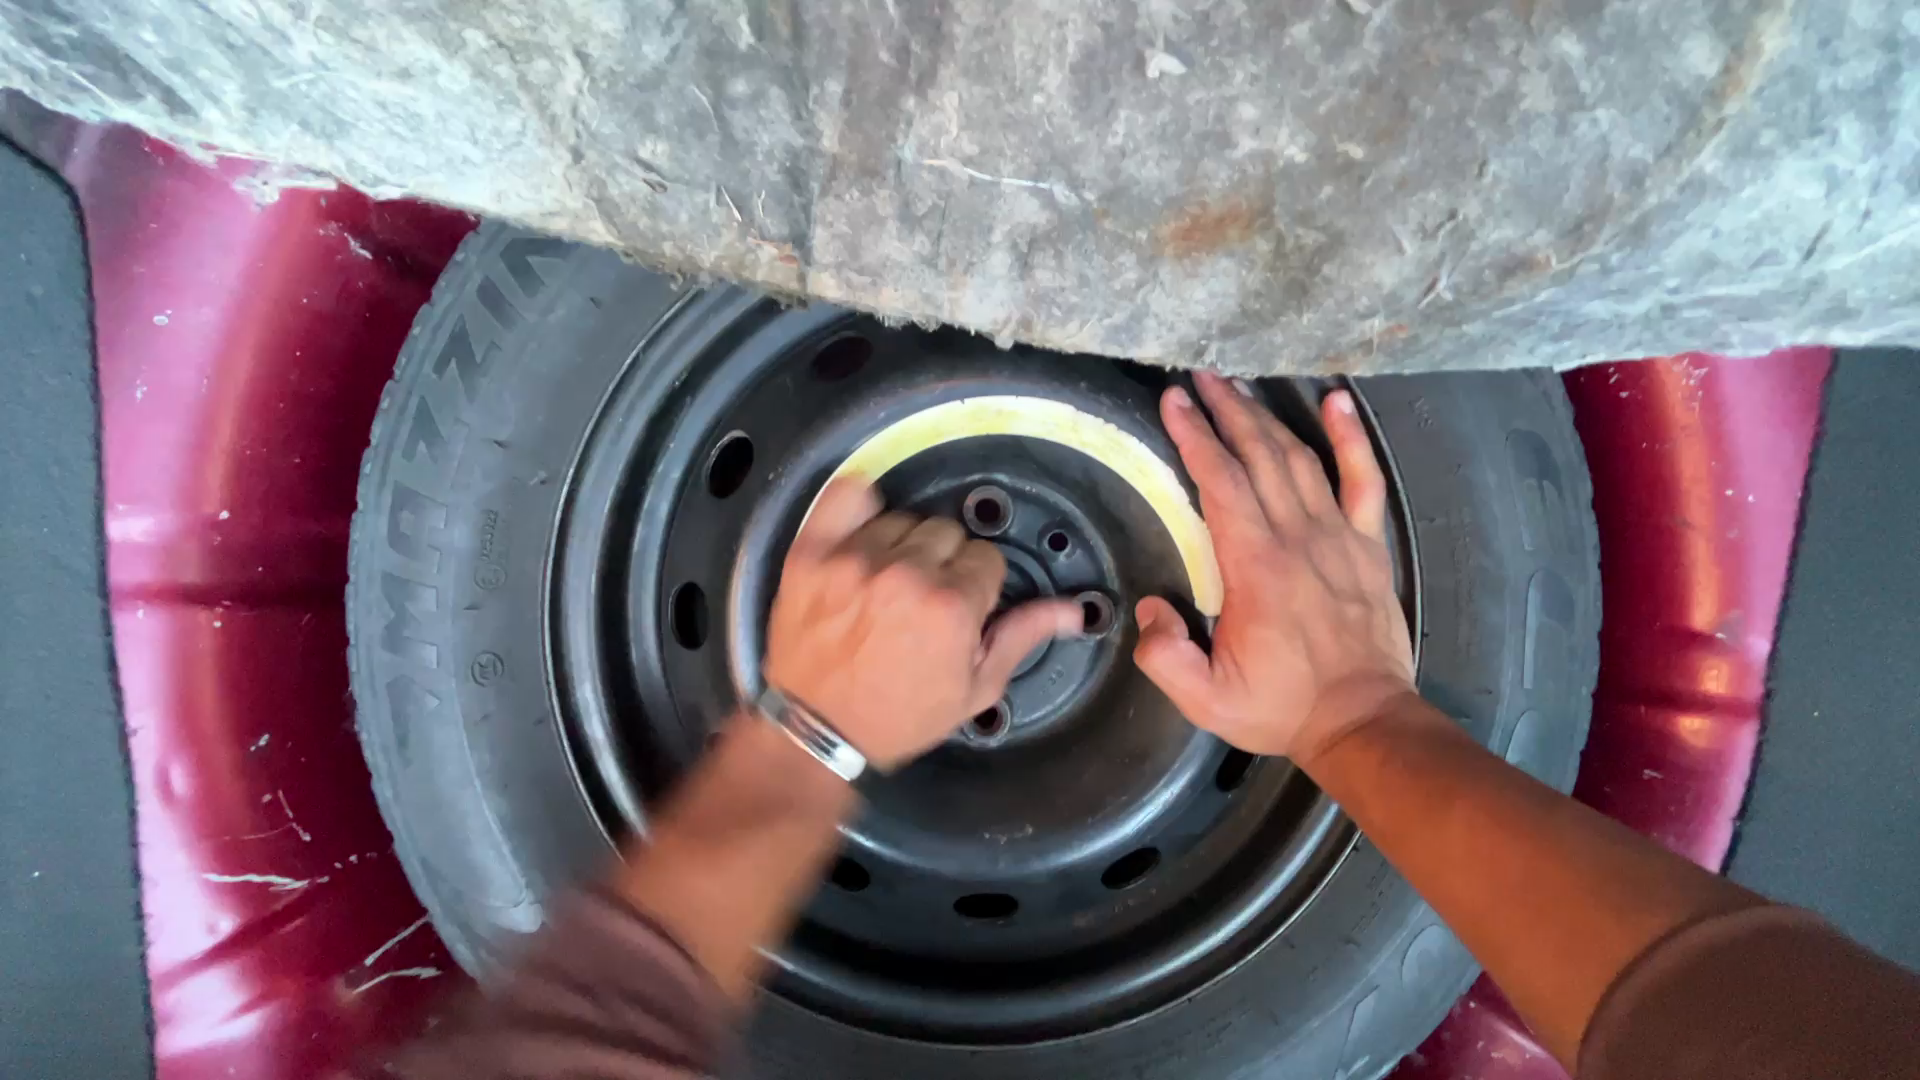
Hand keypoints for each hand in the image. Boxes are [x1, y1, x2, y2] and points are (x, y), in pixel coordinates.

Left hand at [763, 479, 1081, 769]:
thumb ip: (1022, 636)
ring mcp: (855, 558)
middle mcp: (907, 573)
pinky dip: (860, 508)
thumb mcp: (974, 689)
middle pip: (947, 532)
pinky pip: (847, 494)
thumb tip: (1074, 610)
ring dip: (902, 544)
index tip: (959, 607)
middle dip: (944, 563)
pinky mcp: (812, 552)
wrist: (816, 729)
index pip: (987, 558)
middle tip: (922, 599)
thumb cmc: (901, 714)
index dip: (977, 584)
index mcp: (952, 605)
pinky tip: (864, 536)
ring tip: (887, 582)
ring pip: (902, 519)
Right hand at [1133, 373, 1414, 763]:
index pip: (1221, 482)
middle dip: (1225, 410)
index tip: (1174, 401)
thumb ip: (1164, 655)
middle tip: (1200, 376)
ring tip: (1239, 387)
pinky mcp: (1367, 545)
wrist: (1363, 720)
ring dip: (1266, 417)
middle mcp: (1297, 537)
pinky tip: (1336, 403)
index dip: (1194, 437)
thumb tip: (1151, 607)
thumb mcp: (1205, 698)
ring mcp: (1338, 536)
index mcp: (1255, 566)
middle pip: (1258, 455)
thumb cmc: (1278, 706)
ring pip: (1299, 458)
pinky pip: (1362, 480)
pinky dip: (1350, 438)